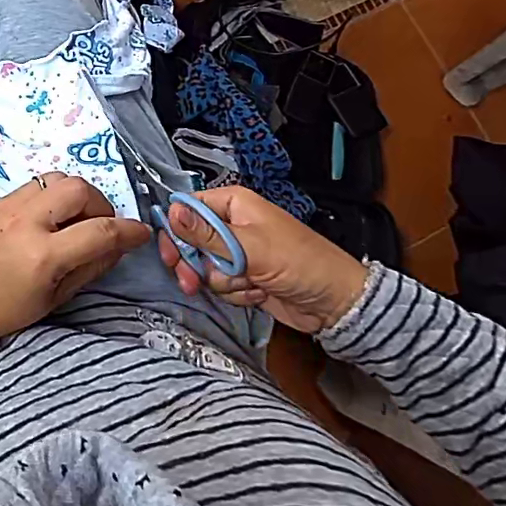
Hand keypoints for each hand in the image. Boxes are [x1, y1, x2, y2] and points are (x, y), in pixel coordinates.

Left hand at [0, 172, 151, 337]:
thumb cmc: (10, 309)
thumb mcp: (58, 296)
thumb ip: (94, 265)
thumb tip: (121, 243)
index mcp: (42, 256)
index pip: (99, 231)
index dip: (128, 231)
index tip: (140, 233)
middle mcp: (26, 222)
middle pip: (79, 189)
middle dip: (100, 205)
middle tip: (101, 225)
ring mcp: (9, 206)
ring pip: (58, 178)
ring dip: (76, 195)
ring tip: (76, 218)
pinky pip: (37, 183)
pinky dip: (54, 195)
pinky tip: (52, 216)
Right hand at [157, 187, 367, 332]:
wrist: (333, 302)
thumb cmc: (300, 263)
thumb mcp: (249, 247)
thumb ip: (207, 233)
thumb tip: (171, 210)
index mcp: (233, 203)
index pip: (188, 209)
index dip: (176, 231)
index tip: (172, 255)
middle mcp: (231, 224)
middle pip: (190, 241)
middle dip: (196, 264)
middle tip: (194, 280)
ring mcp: (237, 252)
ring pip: (204, 267)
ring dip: (222, 282)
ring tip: (249, 283)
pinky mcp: (242, 276)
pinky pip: (220, 284)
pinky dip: (236, 293)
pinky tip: (258, 291)